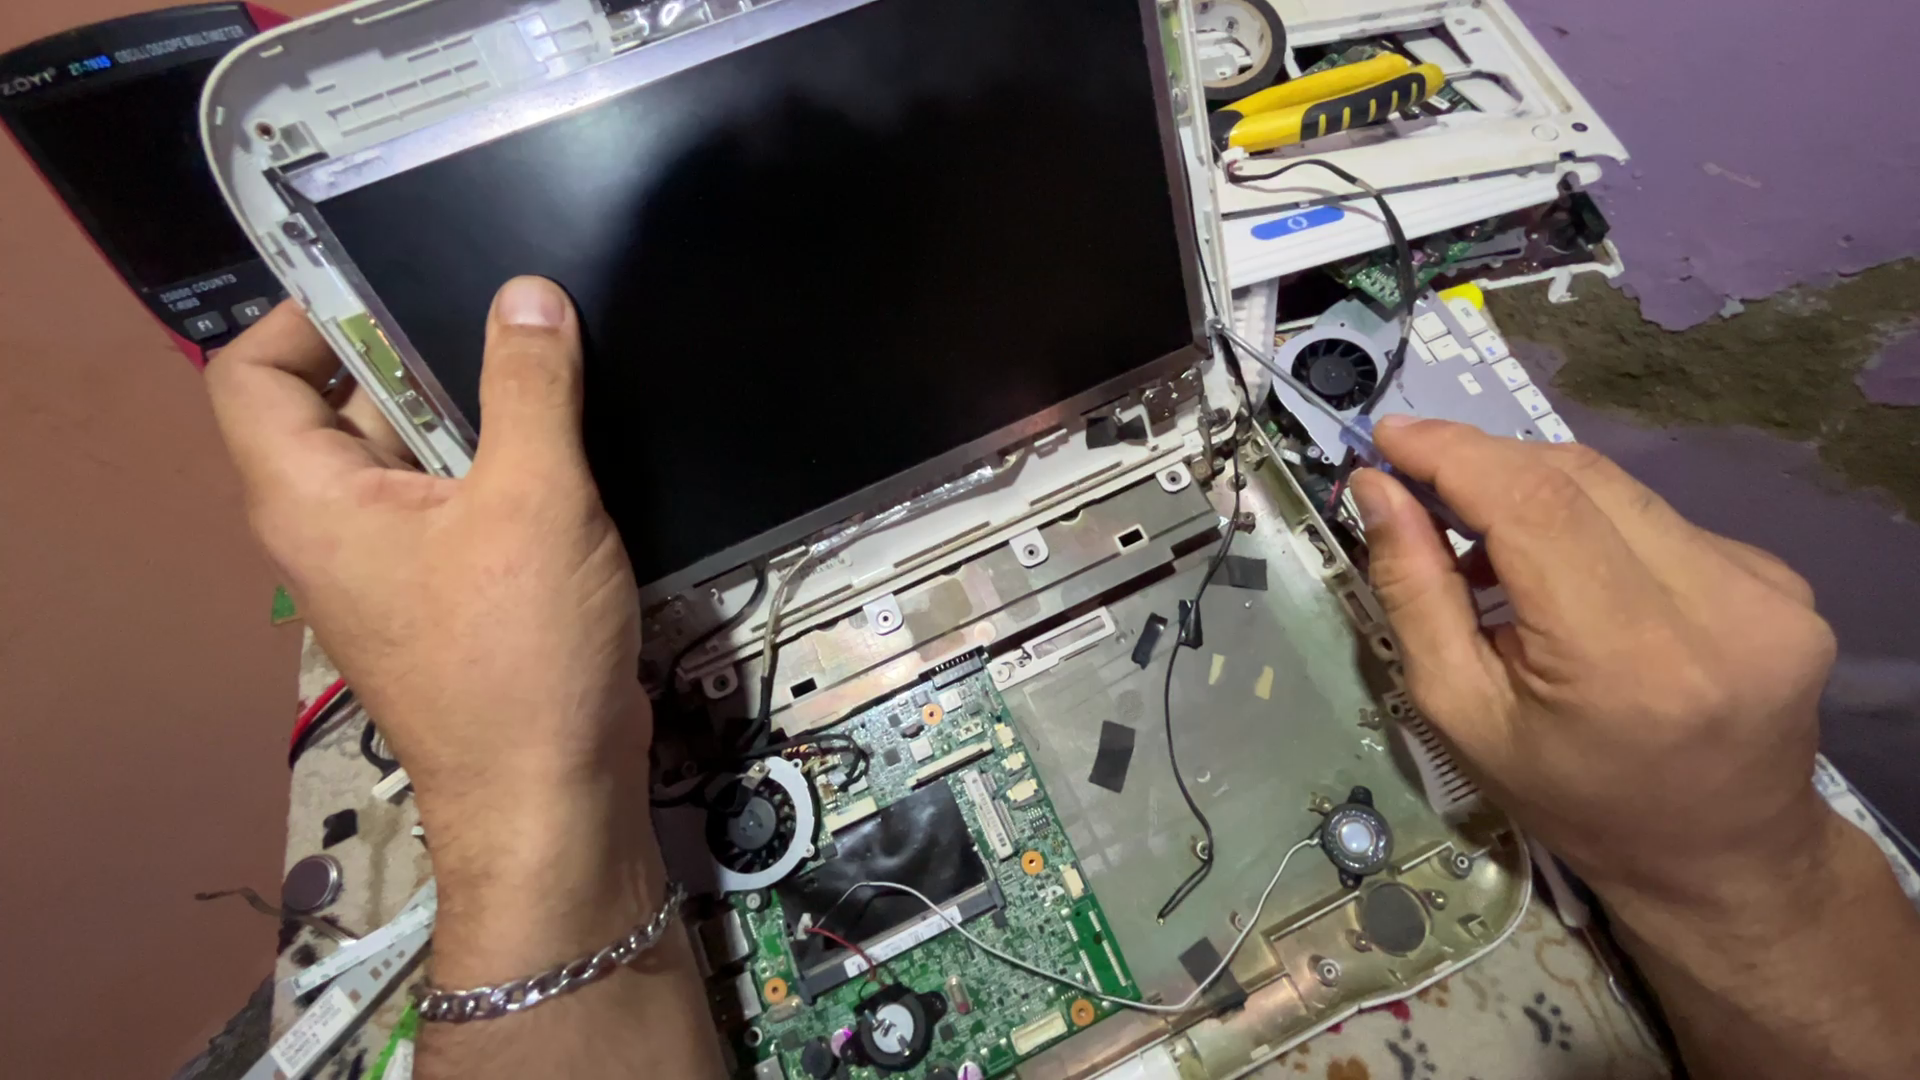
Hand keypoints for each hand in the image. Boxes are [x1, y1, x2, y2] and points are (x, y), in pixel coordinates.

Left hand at [208, 278, 659, 976]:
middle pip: (355, 412)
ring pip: (431, 464)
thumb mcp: (534, 500)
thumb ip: (531, 391)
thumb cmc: (522, 643)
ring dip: (486, 420)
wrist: (557, 781)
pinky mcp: (470, 594)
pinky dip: (515, 473)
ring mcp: (410, 568)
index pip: (255, 375)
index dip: (305, 316)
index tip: (392, 280)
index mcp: (315, 499)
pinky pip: (476, 508)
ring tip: (558, 376)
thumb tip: (529, 294)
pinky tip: (580, 455)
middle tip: (510, 320)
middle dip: (427, 361)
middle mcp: (345, 529)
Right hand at [1349, 418, 1838, 914]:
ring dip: (1518, 485)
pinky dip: (1570, 515)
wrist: (1716, 852)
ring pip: (1608, 484)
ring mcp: (1763, 585)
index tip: (1387, 436)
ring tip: (1465, 531)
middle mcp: (1718, 603)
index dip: (1452, 453)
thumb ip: (1413, 588)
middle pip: (1573, 476)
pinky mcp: (1773, 577)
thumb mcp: (1453, 704)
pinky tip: (1540, 563)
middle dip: (1475, 459)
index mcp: (1627, 653)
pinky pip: (1642, 513)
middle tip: (1407, 474)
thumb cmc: (1561, 791)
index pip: (1534, 504)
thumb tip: (1377, 489)